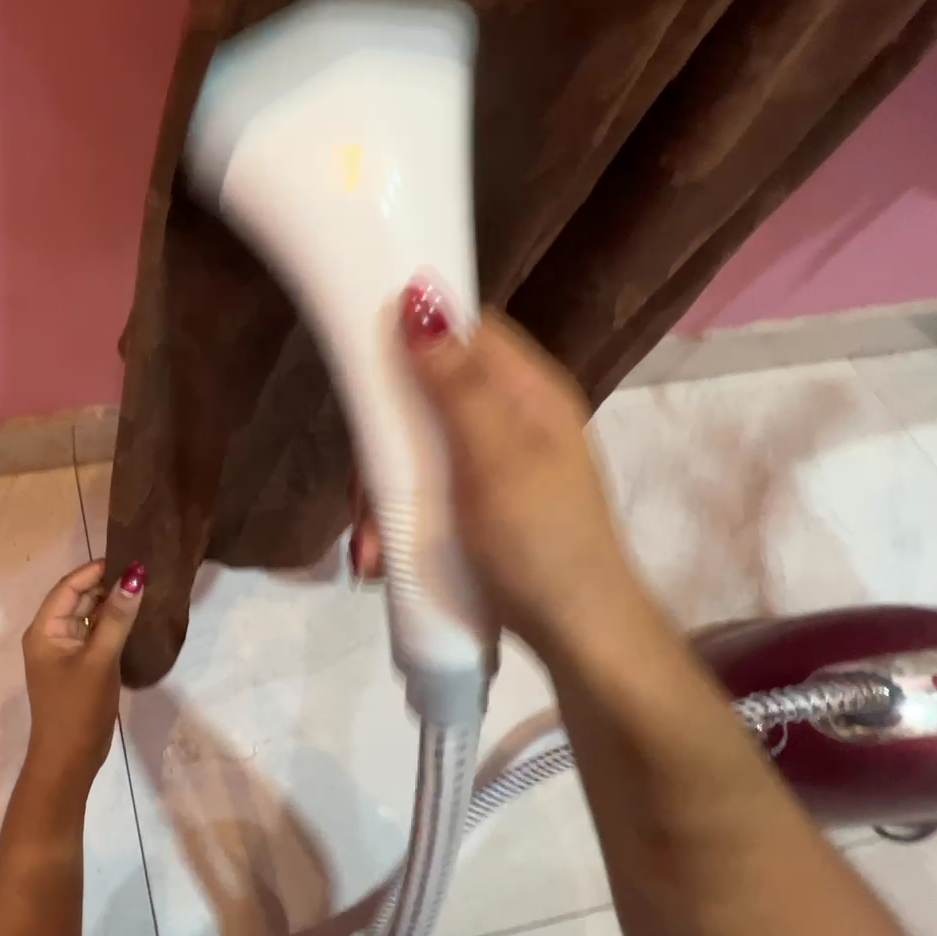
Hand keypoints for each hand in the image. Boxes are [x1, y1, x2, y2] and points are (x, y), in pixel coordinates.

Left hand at [19, 559, 146, 801]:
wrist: (68, 761)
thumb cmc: (78, 707)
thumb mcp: (100, 659)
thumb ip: (117, 617)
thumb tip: (135, 576)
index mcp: (44, 629)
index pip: (68, 586)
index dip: (95, 570)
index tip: (128, 558)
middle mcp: (50, 636)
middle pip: (77, 599)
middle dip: (106, 585)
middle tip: (142, 571)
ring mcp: (63, 653)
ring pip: (87, 617)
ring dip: (110, 604)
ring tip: (142, 588)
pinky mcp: (78, 668)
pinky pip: (93, 636)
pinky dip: (110, 625)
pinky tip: (133, 618)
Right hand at [354, 288, 650, 656]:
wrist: (577, 639)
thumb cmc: (539, 542)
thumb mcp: (495, 459)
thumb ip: (456, 383)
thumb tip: (418, 296)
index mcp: (525, 391)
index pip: (464, 328)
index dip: (413, 331)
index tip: (360, 364)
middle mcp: (506, 417)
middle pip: (423, 392)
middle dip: (379, 439)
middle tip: (359, 490)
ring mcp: (488, 463)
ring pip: (411, 446)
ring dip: (379, 490)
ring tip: (369, 542)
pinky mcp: (473, 503)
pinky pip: (418, 487)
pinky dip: (394, 516)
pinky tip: (380, 552)